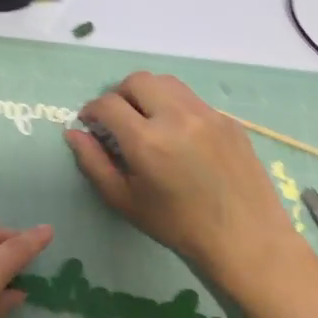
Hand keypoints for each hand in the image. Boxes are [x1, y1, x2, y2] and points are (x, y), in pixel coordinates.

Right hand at [65, 71, 302, 284]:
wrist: (243, 236)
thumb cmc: (175, 224)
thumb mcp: (123, 199)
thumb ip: (93, 162)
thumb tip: (74, 133)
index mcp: (147, 141)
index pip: (108, 104)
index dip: (91, 110)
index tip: (88, 124)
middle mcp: (177, 117)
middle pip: (138, 81)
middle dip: (118, 94)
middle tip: (114, 119)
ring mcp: (208, 115)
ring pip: (167, 83)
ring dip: (146, 94)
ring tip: (143, 120)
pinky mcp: (228, 120)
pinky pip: (192, 100)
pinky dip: (173, 106)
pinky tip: (175, 136)